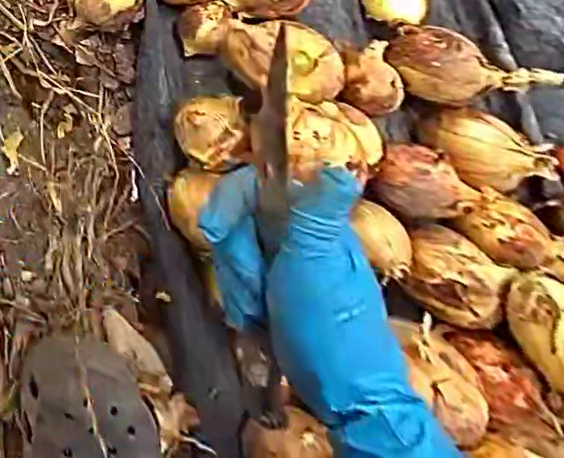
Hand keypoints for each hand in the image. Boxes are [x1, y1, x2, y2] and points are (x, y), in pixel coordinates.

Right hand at [198, 164, 456, 457]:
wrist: (347, 399)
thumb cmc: (332, 329)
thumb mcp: (319, 265)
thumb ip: (318, 212)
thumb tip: (340, 166)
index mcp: (311, 214)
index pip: (252, 180)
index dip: (229, 203)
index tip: (216, 233)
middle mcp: (298, 225)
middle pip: (236, 212)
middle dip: (234, 254)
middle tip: (254, 289)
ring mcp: (285, 252)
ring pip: (232, 243)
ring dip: (235, 279)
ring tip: (257, 310)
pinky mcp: (274, 278)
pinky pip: (236, 270)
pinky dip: (237, 294)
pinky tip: (253, 316)